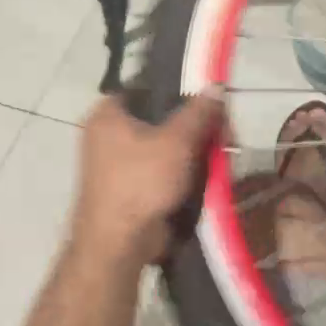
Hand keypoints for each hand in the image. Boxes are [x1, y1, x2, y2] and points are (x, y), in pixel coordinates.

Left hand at [72, 89, 226, 265]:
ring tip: (218, 157)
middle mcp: (105, 134)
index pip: (147, 87)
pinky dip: (179, 173)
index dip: (179, 92)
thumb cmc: (142, 181)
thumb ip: (199, 111)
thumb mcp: (177, 140)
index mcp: (107, 113)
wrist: (120, 241)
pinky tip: (203, 178)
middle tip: (221, 134)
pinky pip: (158, 171)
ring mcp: (113, 165)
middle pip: (158, 119)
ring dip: (189, 153)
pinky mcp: (126, 189)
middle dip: (191, 128)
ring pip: (161, 147)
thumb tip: (216, 85)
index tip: (208, 103)